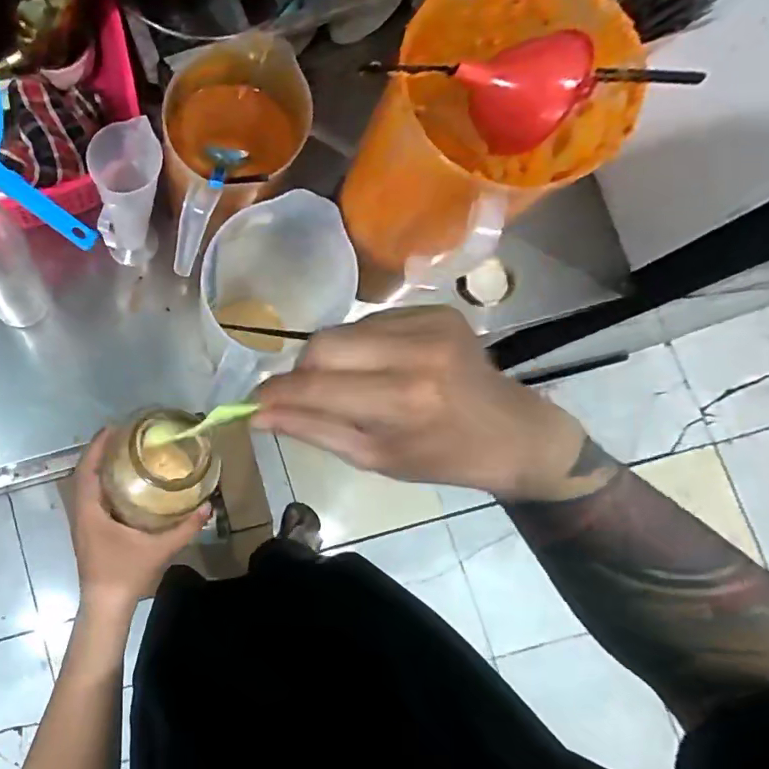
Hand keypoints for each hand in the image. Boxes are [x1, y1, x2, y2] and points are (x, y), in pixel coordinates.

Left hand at [67, 426, 211, 611]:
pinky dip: (102, 485)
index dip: (97, 447)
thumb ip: (184, 528)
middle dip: (100, 453)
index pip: (87, 469)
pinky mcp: (87, 531)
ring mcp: (81, 522)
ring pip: (86, 487)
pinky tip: (122, 485)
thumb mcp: (158, 549)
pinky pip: (90, 499)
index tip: (112, 428)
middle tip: (123, 437)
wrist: (105, 603)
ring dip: (100, 469)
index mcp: (88, 509)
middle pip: (84, 473)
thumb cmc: (125, 573)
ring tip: (123, 454)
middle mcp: (79, 511)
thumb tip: (206, 506)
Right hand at [249, 306, 590, 500]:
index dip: (272, 393)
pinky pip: (364, 323)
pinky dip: (353, 346)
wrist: (518, 433)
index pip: (312, 386)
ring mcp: (430, 326)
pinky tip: (374, 366)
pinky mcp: (435, 312)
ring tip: (345, 383)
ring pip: (338, 332)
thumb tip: (254, 416)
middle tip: (303, 395)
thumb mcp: (369, 456)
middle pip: (320, 347)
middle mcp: (417, 354)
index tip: (251, 404)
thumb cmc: (440, 457)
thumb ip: (309, 430)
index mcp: (402, 400)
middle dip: (298, 372)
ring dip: (325, 359)